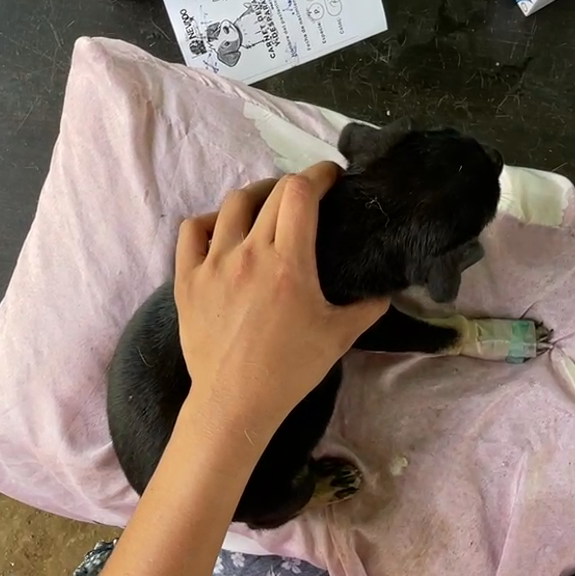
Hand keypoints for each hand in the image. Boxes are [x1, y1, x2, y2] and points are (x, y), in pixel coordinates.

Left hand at [174, 163, 387, 443]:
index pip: (300, 192)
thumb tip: (387, 289)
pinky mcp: (187, 279)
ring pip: (232, 205)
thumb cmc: (290, 370)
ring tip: (266, 207)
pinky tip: (222, 231)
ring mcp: (213, 263)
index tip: (331, 178)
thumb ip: (367, 307)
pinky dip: (209, 221)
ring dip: (255, 197)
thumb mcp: (338, 337)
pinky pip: (193, 230)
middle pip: (271, 193)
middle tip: (306, 199)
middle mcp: (248, 252)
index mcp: (288, 262)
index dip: (319, 175)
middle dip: (294, 185)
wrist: (235, 401)